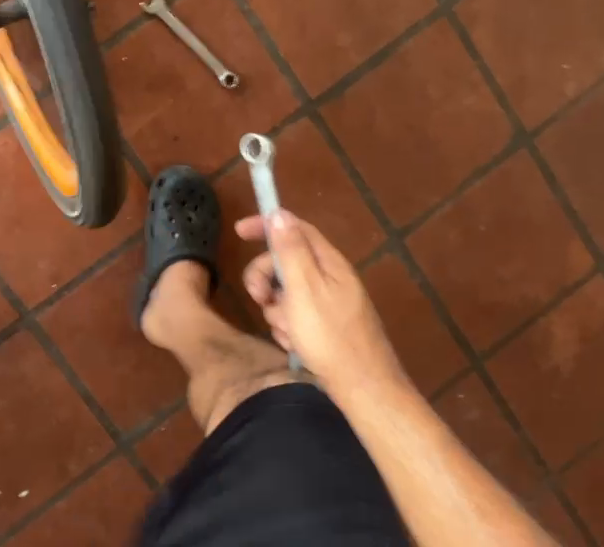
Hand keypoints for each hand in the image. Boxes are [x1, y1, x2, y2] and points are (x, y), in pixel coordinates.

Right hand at [237, 209, 406, 401]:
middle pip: (286, 262)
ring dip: (277, 310)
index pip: (295, 228)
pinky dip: (288, 327)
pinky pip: (296, 316)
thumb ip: (290, 250)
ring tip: (287, 331)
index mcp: (329, 263)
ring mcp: (329, 304)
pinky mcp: (326, 327)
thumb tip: (279, 213)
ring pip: (287, 292)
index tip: (239, 232)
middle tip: (258, 297)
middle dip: (266, 278)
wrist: (364, 390)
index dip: (266, 225)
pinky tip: (294, 344)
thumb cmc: (330, 337)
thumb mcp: (304, 289)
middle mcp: (331, 278)